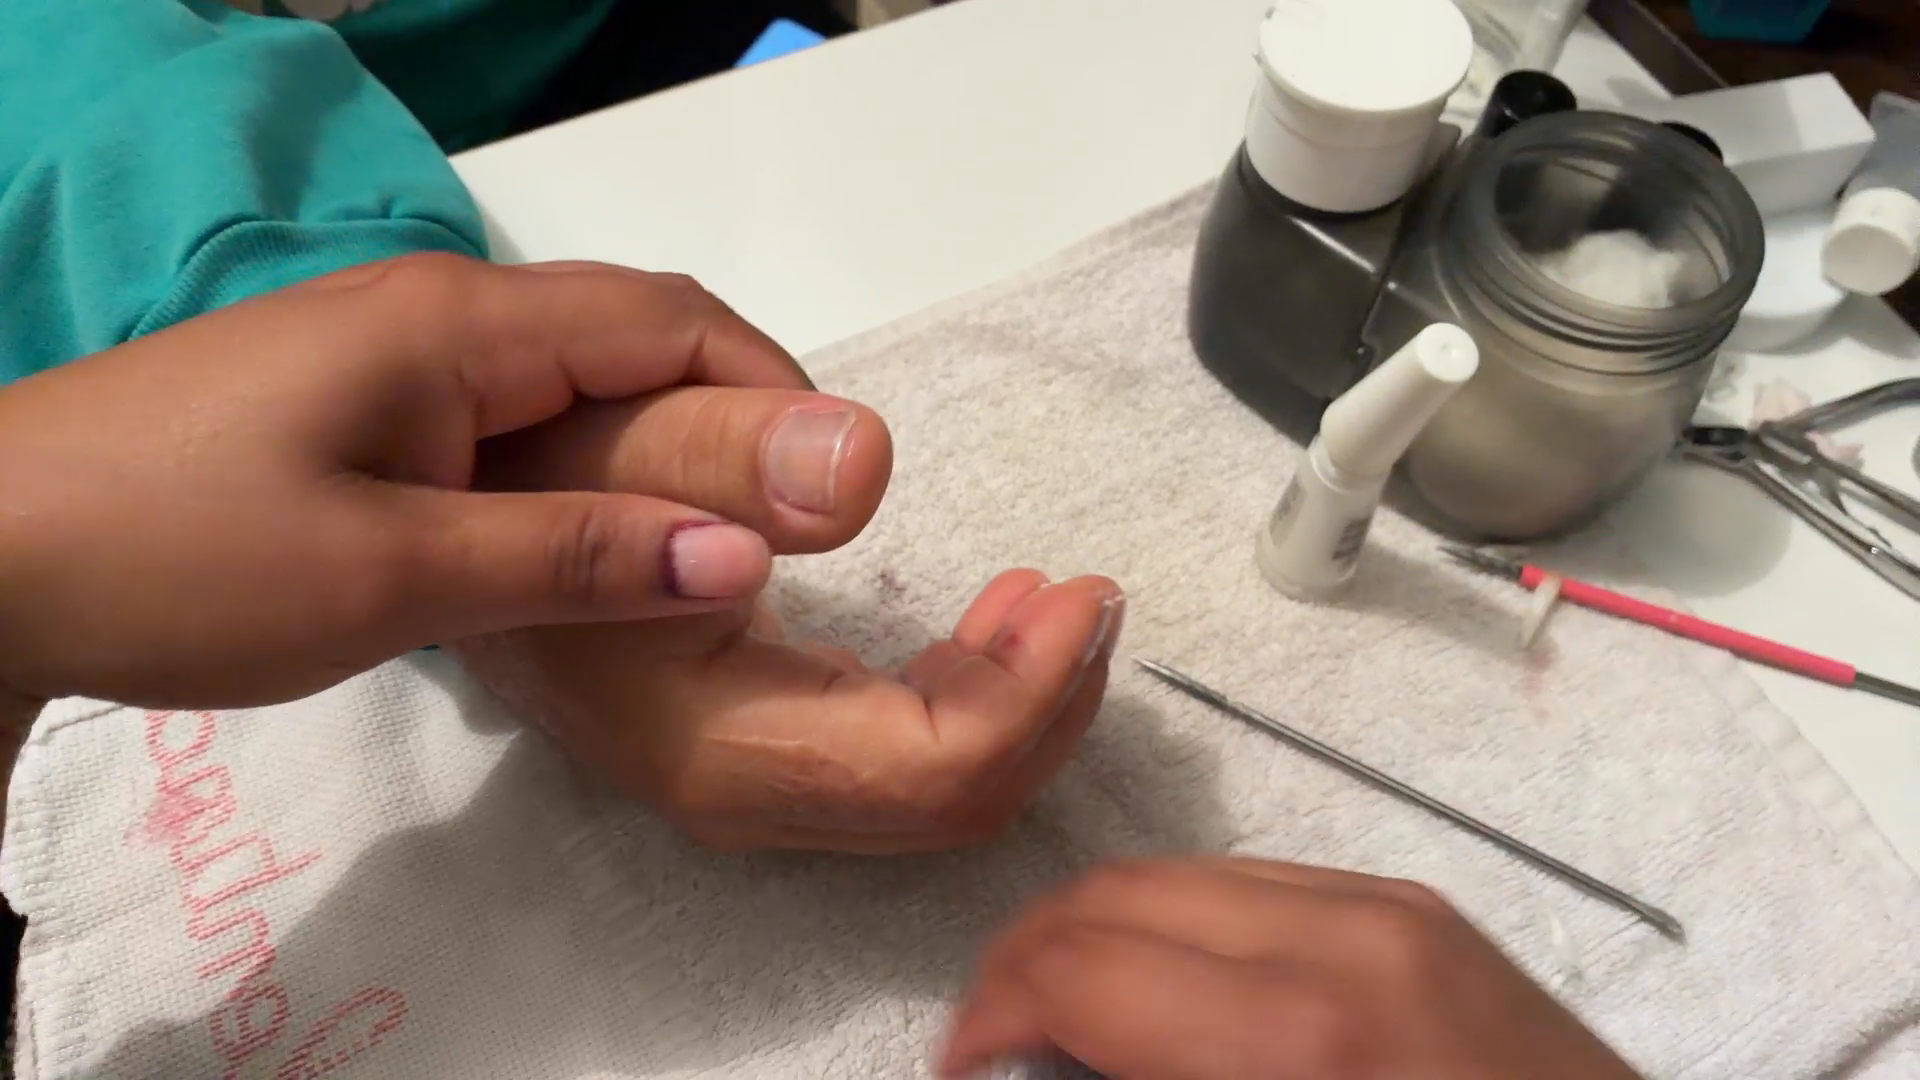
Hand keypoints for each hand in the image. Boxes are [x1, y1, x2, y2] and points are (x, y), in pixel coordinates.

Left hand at [0, 256, 811, 708]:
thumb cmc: (174, 557)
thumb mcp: (397, 573)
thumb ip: (582, 559)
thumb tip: (744, 564)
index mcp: (469, 325)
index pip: (670, 316)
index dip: (768, 378)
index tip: (823, 467)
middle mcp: (462, 318)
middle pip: (645, 332)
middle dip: (736, 405)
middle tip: (781, 504)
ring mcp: (430, 360)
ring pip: (600, 375)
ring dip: (677, 436)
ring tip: (718, 520)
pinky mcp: (406, 405)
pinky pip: (550, 414)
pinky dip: (615, 459)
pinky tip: (619, 521)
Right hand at [453, 384, 1124, 851]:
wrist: (478, 537)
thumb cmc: (538, 481)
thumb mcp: (619, 436)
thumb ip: (733, 451)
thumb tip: (867, 465)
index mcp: (724, 740)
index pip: (926, 767)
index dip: (1030, 693)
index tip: (1086, 597)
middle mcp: (753, 792)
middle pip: (951, 798)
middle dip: (1047, 704)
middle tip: (1096, 601)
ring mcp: (768, 782)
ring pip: (940, 786)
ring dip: (1024, 700)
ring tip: (1061, 603)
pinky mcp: (782, 748)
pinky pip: (912, 755)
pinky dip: (979, 697)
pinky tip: (998, 625)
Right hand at [940, 858, 1641, 1079]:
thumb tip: (1027, 1063)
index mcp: (1305, 1037)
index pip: (1084, 966)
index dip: (994, 1008)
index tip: (959, 1060)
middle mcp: (1340, 929)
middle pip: (1115, 892)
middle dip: (1028, 955)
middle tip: (995, 1026)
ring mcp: (1384, 901)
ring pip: (1171, 871)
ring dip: (1096, 931)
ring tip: (1069, 1001)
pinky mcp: (1409, 902)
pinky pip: (1243, 883)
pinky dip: (1174, 923)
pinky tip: (1170, 984)